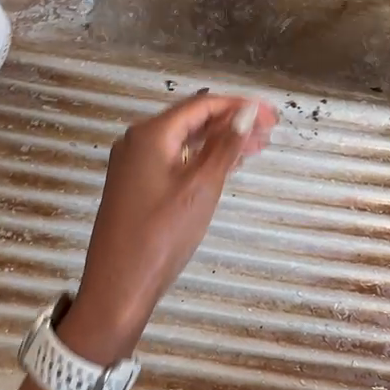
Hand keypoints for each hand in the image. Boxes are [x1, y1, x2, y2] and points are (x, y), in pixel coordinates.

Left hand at [61, 93, 275, 363]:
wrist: (119, 285)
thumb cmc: (159, 236)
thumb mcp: (201, 186)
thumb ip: (225, 145)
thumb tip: (247, 112)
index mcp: (149, 134)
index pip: (201, 104)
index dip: (239, 106)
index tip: (271, 115)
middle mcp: (137, 142)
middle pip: (192, 119)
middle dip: (231, 122)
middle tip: (268, 132)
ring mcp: (133, 164)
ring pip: (184, 141)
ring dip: (218, 141)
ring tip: (255, 147)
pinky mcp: (135, 186)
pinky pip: (173, 159)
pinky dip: (201, 159)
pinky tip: (224, 165)